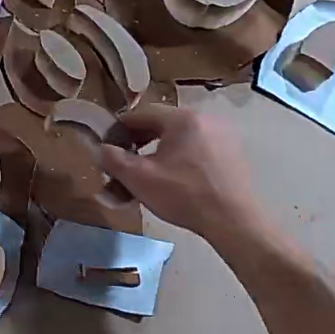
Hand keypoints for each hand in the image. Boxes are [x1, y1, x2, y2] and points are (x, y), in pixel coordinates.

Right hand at [98, 104, 266, 240]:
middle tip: (125, 160)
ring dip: (160, 151)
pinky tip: (175, 179)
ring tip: (147, 172)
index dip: (121, 127)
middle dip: (140, 141)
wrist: (233, 220)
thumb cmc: (184, 195)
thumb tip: (102, 149)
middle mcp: (206, 119)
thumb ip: (115, 160)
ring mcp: (223, 136)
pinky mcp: (233, 154)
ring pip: (181, 137)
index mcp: (183, 118)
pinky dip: (182, 158)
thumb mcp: (141, 179)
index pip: (143, 113)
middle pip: (164, 124)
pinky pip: (199, 148)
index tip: (109, 144)